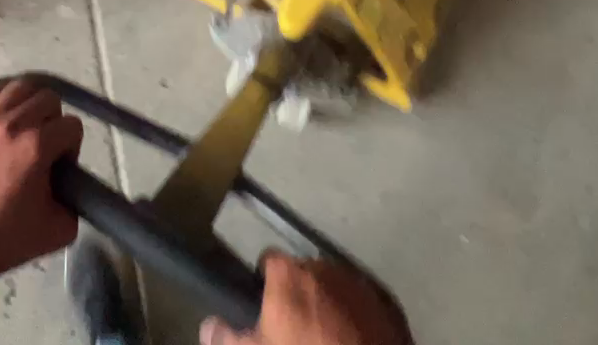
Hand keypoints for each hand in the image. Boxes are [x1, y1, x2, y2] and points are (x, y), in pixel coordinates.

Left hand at [0, 80, 84, 287]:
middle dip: (54, 122)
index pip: (71, 125)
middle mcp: (11, 125)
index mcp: (35, 147)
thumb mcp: (59, 229)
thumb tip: (71, 182)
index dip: (72, 147)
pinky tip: (5, 121)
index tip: (61, 168)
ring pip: (20, 87)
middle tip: (46, 148)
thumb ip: (76, 199)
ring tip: (27, 130)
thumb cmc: (6, 241)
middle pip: (48, 98)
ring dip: (31, 105)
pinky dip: (4, 100)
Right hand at [200, 254, 412, 344]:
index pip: (268, 260)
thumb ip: (227, 338)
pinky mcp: (389, 305)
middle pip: (304, 272)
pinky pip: (365, 302)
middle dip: (298, 293)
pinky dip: (358, 315)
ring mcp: (360, 284)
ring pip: (336, 285)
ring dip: (329, 302)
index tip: (264, 305)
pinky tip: (354, 339)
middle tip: (295, 330)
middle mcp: (324, 267)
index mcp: (289, 275)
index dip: (263, 282)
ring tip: (326, 337)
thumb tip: (208, 325)